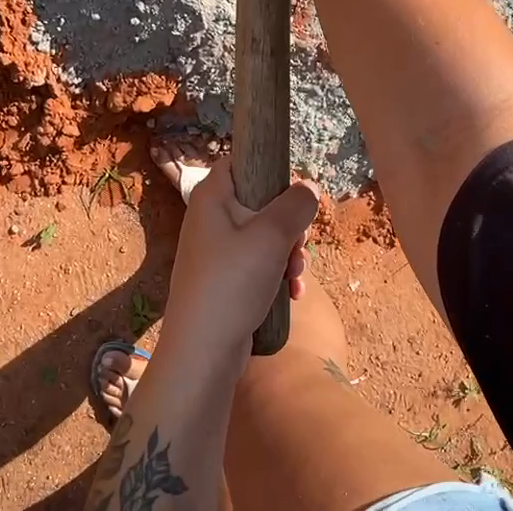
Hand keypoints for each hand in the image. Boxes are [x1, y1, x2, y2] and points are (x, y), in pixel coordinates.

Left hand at [160, 165, 321, 357]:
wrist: (202, 352)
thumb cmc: (232, 282)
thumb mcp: (272, 236)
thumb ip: (296, 204)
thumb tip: (309, 187)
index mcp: (212, 196)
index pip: (242, 161)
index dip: (272, 170)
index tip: (296, 195)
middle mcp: (211, 217)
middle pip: (262, 201)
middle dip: (290, 224)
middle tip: (298, 246)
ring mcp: (217, 250)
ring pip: (265, 236)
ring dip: (289, 253)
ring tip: (295, 277)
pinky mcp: (225, 279)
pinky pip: (259, 264)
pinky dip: (277, 274)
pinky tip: (291, 295)